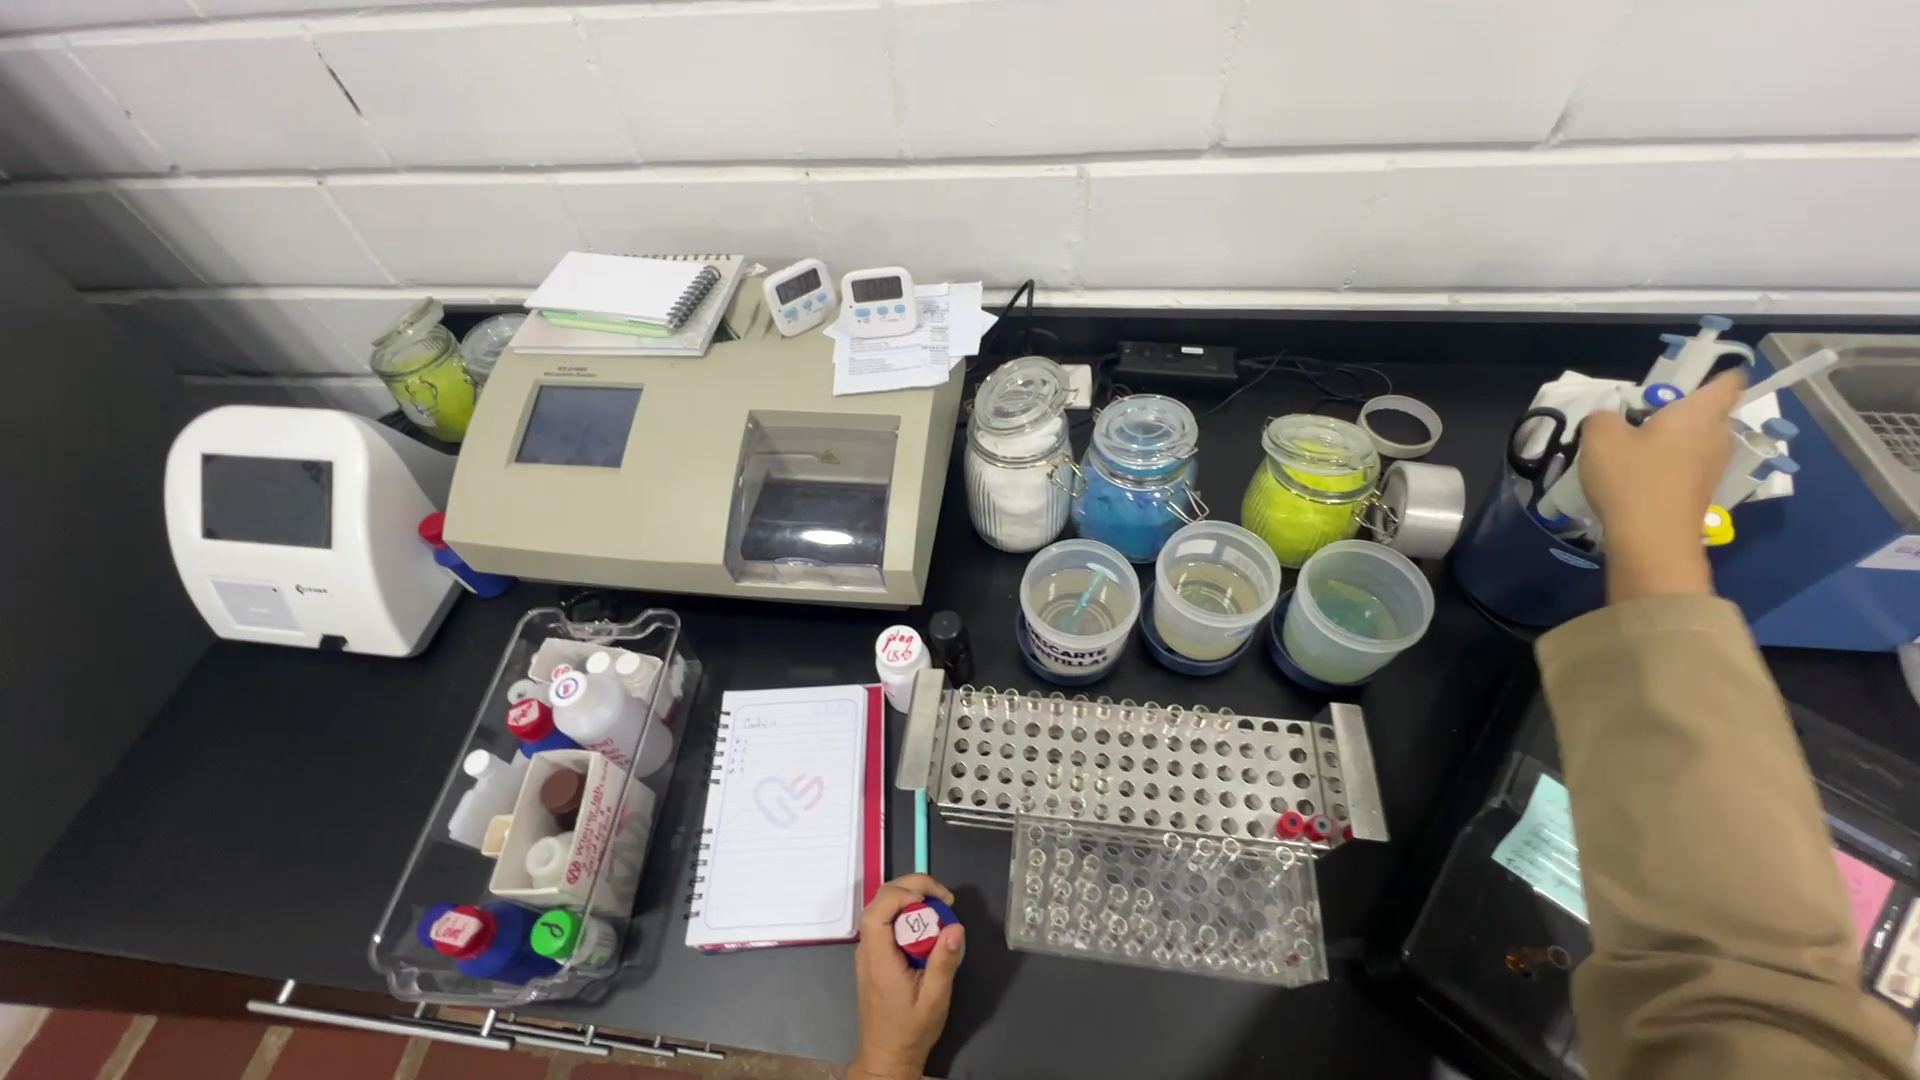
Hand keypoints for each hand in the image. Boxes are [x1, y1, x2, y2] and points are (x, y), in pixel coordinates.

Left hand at [850, 874, 964, 1079]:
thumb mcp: (934, 1000)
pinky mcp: (876, 954)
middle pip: (880, 901)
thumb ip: (943, 963)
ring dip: (910, 897)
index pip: (877, 911)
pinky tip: (928, 922)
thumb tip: (956, 926)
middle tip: (944, 897)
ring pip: (882, 907)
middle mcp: (868, 949)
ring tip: (939, 905)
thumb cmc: (910, 1030)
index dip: (900, 894)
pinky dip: (907, 911)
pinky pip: (887, 920)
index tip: (930, 899)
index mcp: (878, 958)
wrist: (888, 1056)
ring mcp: (869, 951)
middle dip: (911, 887)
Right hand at [1579, 370, 1743, 602]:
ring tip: (1630, 452)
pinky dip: (1666, 465)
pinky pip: (1686, 465)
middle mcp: (1717, 434)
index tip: (1683, 381)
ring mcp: (1713, 465)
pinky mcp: (1701, 490)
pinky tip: (1635, 478)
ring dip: (1669, 441)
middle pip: (1706, 413)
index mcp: (1700, 412)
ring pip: (1695, 440)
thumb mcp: (1599, 437)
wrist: (1651, 535)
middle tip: (1637, 420)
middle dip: (1678, 412)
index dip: (1714, 375)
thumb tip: (1609, 418)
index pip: (1728, 381)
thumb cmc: (1631, 477)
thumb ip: (1602, 417)